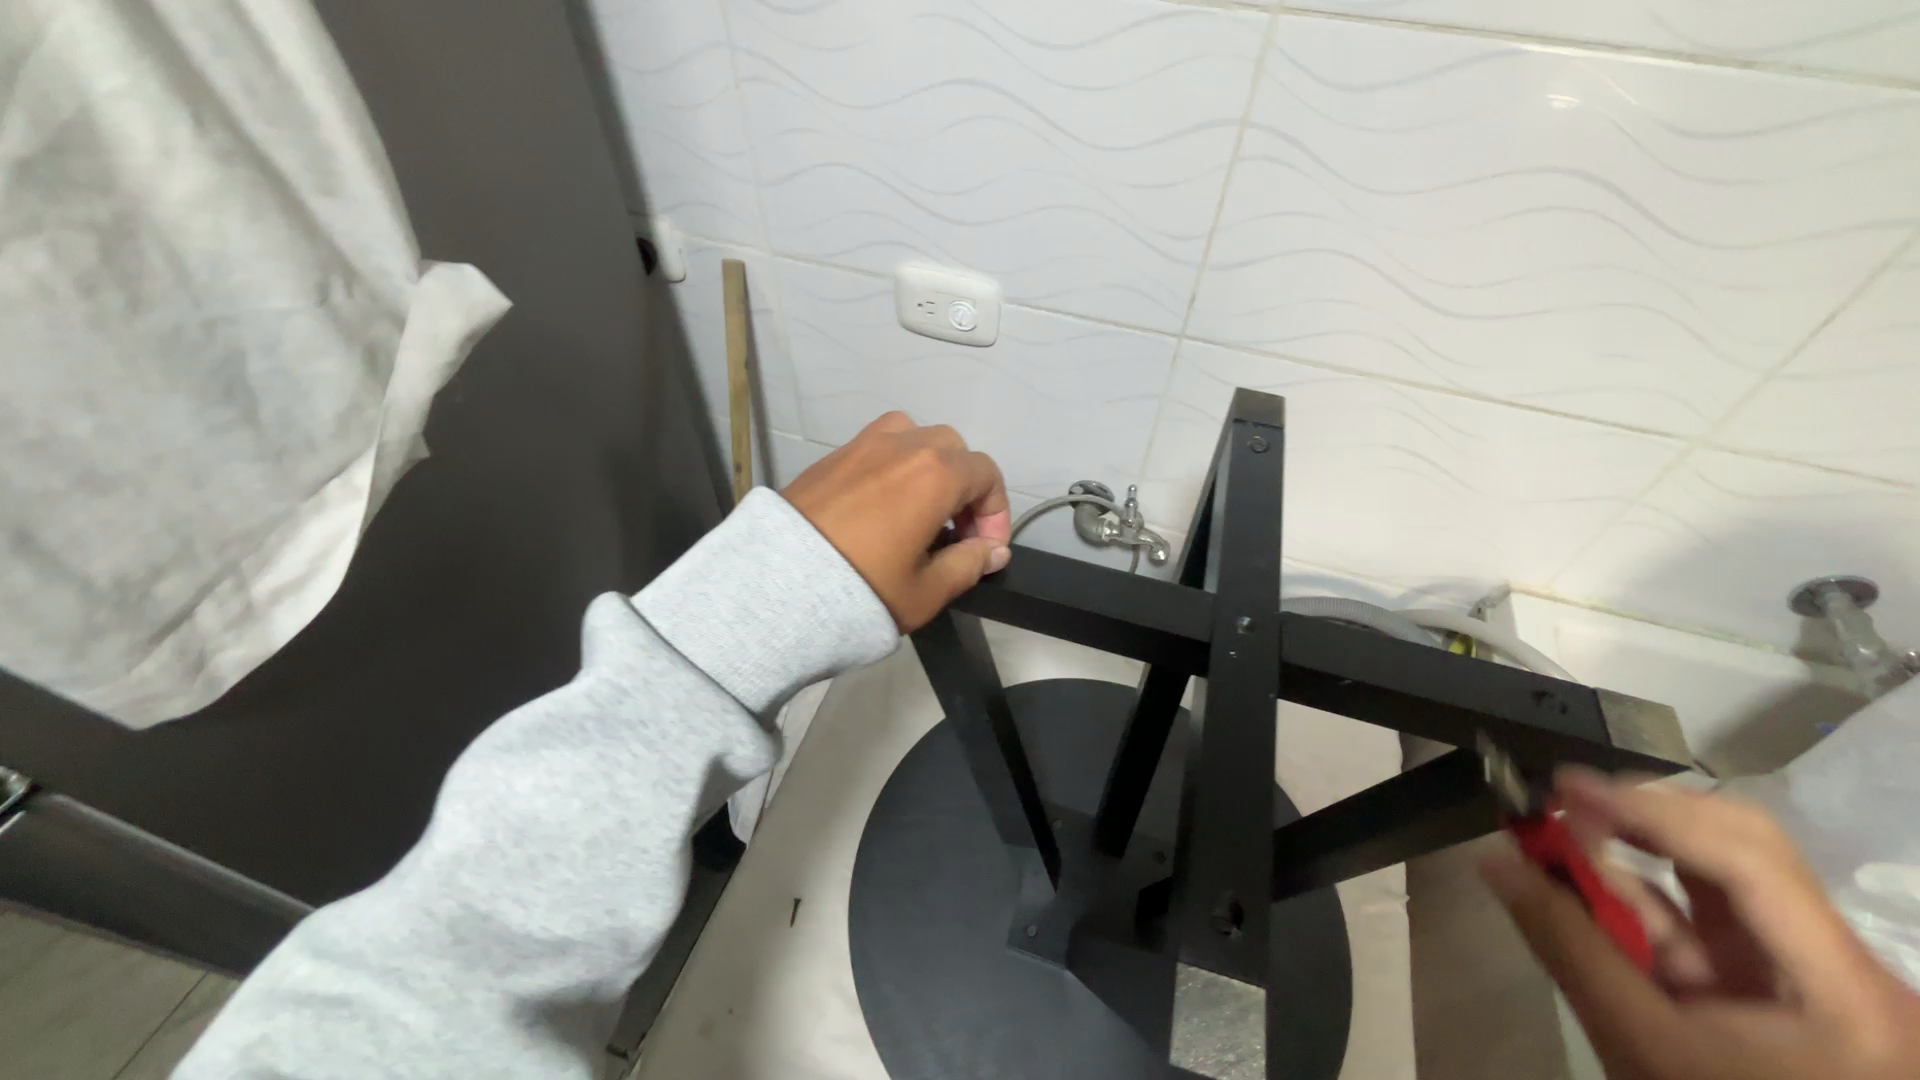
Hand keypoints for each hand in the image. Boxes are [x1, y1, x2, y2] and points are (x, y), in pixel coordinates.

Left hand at [782, 412, 1011, 631]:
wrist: (778, 586)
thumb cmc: (864, 589)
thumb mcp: (926, 591)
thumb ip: (969, 564)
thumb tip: (993, 551)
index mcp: (936, 473)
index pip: (987, 474)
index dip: (996, 512)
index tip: (986, 549)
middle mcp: (903, 445)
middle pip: (953, 448)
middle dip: (964, 486)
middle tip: (954, 532)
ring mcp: (863, 445)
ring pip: (912, 436)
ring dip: (927, 465)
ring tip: (918, 509)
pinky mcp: (831, 456)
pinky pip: (876, 447)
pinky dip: (892, 466)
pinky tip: (880, 507)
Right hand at [1481, 768, 1919, 1079]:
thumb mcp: (1636, 1038)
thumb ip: (1567, 945)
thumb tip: (1493, 861)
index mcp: (1840, 985)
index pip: (1745, 861)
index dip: (1650, 813)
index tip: (1565, 786)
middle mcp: (1843, 960)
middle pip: (1745, 847)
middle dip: (1648, 815)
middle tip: (1568, 798)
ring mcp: (1813, 965)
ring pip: (1723, 869)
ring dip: (1636, 847)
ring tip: (1564, 832)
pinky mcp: (1776, 973)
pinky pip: (1707, 908)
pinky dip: (1641, 888)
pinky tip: (1589, 876)